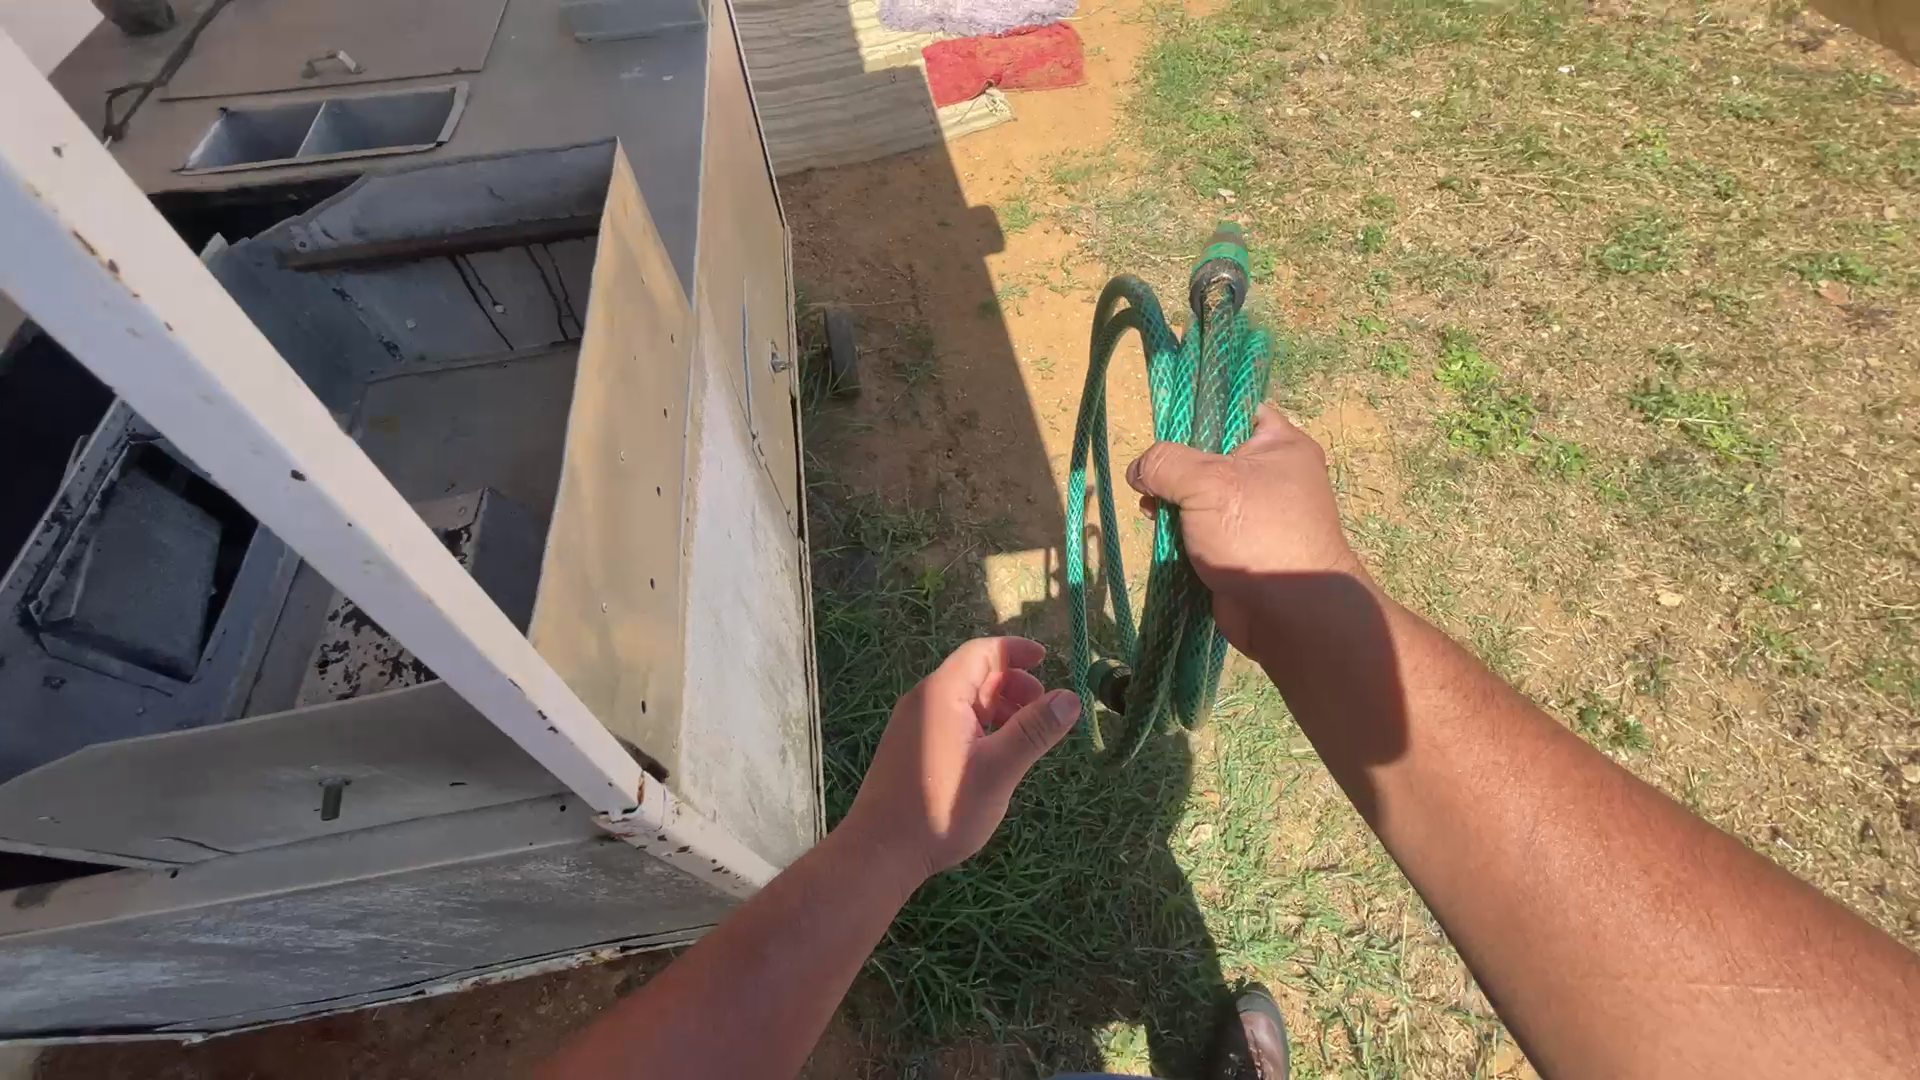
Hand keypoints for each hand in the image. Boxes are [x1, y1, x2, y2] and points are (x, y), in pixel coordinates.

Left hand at [839, 637, 1081, 882]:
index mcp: (942, 693)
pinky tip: (996, 754)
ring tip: (1027, 735)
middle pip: (975, 674)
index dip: (1016, 650)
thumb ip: (1035, 731)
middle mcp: (924, 700)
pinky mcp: (911, 746)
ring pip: (965, 700)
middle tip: (1044, 709)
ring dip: (1000, 707)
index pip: (982, 652)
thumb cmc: (943, 808)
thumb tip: (1071, 697)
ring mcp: (914, 724)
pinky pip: (953, 719)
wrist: (880, 851)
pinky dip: (981, 725)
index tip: (1047, 660)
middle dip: (1014, 684)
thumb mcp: (999, 769)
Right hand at [1125, 405, 1368, 648]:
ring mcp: (1251, 512)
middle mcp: (1268, 474)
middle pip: (1206, 453)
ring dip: (1169, 501)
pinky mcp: (1235, 545)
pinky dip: (1176, 529)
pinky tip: (1161, 533)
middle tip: (1152, 479)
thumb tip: (1138, 472)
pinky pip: (1196, 526)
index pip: (1234, 409)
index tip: (1165, 430)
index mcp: (1278, 444)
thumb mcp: (1207, 482)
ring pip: (1195, 493)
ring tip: (1152, 510)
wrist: (1289, 614)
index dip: (1197, 414)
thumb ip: (1165, 463)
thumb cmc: (1258, 533)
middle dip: (1172, 467)